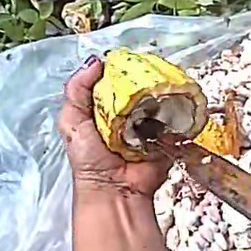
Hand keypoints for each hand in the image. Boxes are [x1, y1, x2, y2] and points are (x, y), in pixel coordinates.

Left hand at [59, 56, 169, 202]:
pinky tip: (179, 102)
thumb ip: (77, 90)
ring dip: (165, 94)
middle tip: (153, 72)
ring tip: (167, 85)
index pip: (117, 81)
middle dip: (148, 80)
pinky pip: (176, 121)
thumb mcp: (72, 120)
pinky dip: (179, 113)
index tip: (131, 60)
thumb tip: (96, 62)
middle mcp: (130, 114)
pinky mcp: (168, 137)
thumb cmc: (90, 160)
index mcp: (106, 108)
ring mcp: (151, 125)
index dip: (124, 69)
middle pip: (142, 89)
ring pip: (162, 102)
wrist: (115, 190)